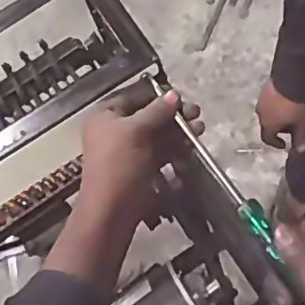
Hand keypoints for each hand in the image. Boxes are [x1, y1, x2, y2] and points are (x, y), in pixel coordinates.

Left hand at [77, 89, 201, 221]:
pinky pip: (159, 152)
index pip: (133, 98)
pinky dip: (175, 148)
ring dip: (178, 131)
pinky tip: (192, 145)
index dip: (156, 96)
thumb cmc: (118, 164)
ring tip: (199, 128)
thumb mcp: (135, 131)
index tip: (180, 96)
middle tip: (196, 113)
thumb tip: (173, 94)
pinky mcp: (141, 168)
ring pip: (156, 135)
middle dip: (172, 115)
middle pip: (147, 116)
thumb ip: (156, 111)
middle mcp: (114, 131)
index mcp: (104, 117)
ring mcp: (128, 151)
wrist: (112, 210)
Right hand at [256, 80, 304, 150]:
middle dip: (278, 127)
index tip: (285, 144)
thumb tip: (299, 151)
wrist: (290, 78)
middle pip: (267, 124)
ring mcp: (261, 98)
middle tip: (291, 126)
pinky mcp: (265, 87)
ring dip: (277, 113)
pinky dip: (277, 102)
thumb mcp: (303, 124)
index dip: (276, 143)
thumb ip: (301, 138)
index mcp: (267, 125)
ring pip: (268, 111)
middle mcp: (260, 113)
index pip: (267, 138)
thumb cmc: (296, 105)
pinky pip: (270, 99)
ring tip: (290, 111)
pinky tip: (288, 99)